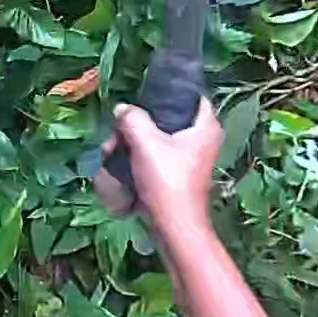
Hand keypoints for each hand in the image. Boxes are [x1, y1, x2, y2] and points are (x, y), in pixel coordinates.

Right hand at [93, 97, 221, 245]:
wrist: (174, 224)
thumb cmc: (167, 180)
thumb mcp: (145, 143)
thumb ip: (132, 118)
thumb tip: (122, 109)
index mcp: (205, 127)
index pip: (190, 96)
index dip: (167, 93)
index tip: (141, 97)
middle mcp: (201, 139)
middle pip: (164, 118)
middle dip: (136, 124)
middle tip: (118, 135)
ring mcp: (188, 157)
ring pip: (154, 136)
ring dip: (131, 142)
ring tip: (112, 152)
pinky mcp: (175, 172)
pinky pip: (152, 154)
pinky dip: (136, 156)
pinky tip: (120, 164)